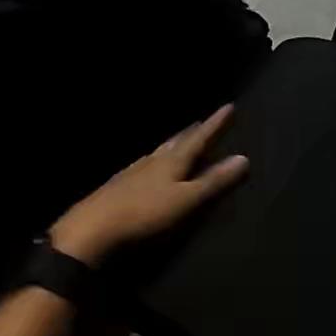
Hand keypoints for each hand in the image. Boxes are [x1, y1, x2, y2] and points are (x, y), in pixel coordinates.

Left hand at [49, 105, 249, 265]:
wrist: (92, 228)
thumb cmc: (145, 213)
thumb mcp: (187, 200)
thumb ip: (214, 181)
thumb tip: (244, 158)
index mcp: (173, 161)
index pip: (199, 138)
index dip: (215, 124)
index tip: (228, 107)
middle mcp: (154, 160)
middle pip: (177, 141)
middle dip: (193, 132)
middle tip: (203, 122)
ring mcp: (134, 172)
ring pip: (160, 152)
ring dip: (173, 144)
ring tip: (180, 139)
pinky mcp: (119, 186)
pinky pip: (145, 165)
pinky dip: (156, 160)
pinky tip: (150, 167)